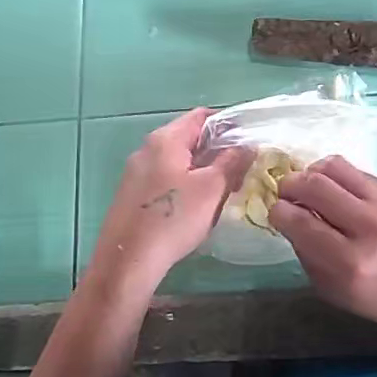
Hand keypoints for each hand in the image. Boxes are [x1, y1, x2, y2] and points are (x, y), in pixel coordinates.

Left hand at [86, 109, 252, 287]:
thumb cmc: (173, 219)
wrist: (128, 261)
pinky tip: (197, 206)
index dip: (228, 124)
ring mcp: (135, 172)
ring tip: (224, 190)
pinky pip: (164, 178)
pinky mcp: (132, 194)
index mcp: (165, 139)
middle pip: (188, 138)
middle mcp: (146, 149)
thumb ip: (231, 162)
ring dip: (202, 170)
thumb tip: (246, 145)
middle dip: (217, 150)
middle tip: (241, 170)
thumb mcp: (211, 189)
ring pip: (177, 160)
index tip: (249, 141)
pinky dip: (185, 184)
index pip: (201, 116)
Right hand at [270, 156, 376, 329]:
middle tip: (286, 195)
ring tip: (308, 186)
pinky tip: (334, 189)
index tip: (277, 214)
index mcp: (350, 262)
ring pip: (333, 167)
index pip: (299, 221)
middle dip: (289, 187)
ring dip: (310, 173)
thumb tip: (290, 221)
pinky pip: (355, 170)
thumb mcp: (336, 292)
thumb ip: (308, 255)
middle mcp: (368, 226)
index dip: (278, 212)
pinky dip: (335, 175)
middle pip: (313, 185)